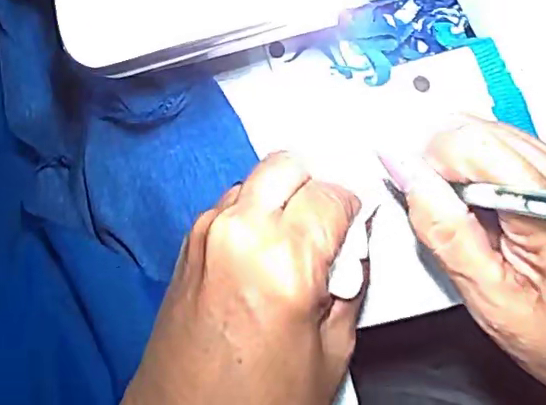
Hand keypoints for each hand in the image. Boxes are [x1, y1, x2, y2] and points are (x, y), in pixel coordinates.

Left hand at [124, 152, 364, 404]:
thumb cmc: (254, 402)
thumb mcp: (329, 355)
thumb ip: (348, 286)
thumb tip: (353, 245)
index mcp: (283, 260)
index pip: (330, 194)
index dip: (350, 208)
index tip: (355, 222)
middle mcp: (241, 229)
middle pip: (287, 164)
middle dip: (312, 187)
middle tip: (324, 225)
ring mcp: (209, 226)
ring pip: (258, 177)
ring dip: (279, 198)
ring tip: (290, 242)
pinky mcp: (190, 234)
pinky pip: (232, 200)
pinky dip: (251, 212)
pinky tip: (261, 251)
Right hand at [382, 120, 545, 404]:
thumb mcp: (495, 304)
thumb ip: (444, 230)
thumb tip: (403, 168)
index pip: (470, 141)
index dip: (435, 165)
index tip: (433, 202)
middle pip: (476, 130)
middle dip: (449, 167)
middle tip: (461, 220)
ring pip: (487, 132)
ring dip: (468, 171)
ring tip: (485, 223)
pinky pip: (507, 145)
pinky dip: (488, 173)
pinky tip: (502, 215)